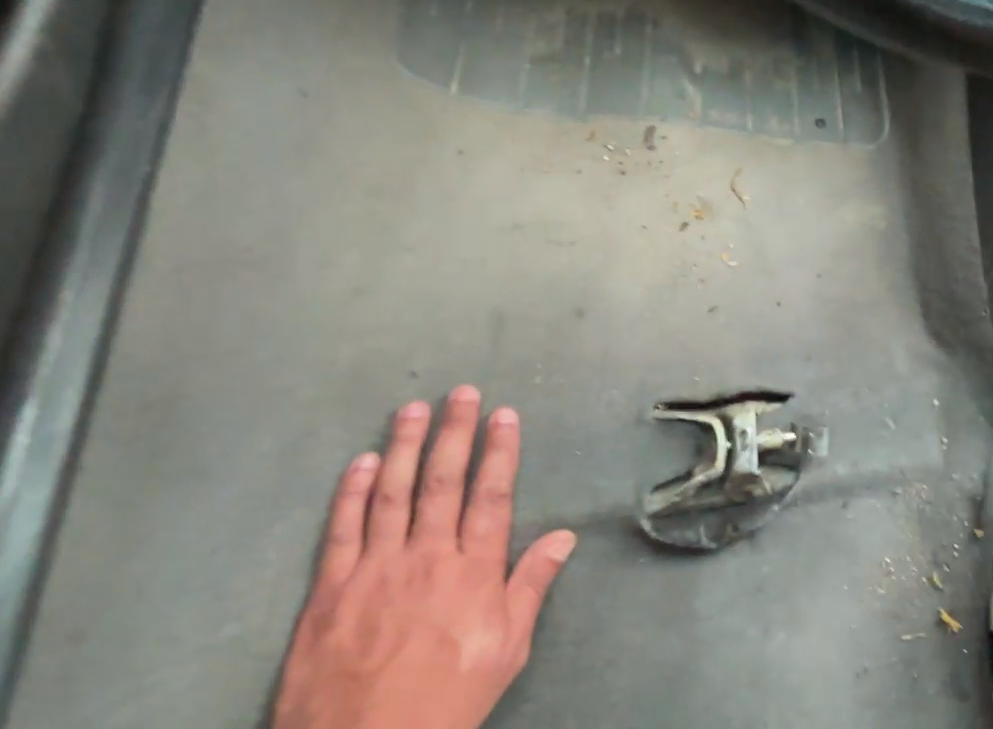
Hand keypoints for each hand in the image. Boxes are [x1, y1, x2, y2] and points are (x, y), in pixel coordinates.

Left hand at [273, 386, 576, 728]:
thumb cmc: (447, 699)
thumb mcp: (507, 650)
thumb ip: (531, 587)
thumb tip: (564, 536)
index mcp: (474, 572)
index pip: (491, 495)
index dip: (500, 452)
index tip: (504, 416)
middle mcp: (427, 558)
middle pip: (443, 482)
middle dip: (454, 433)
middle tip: (460, 393)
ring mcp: (374, 570)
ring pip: (392, 494)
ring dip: (404, 447)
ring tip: (413, 409)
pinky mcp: (329, 591)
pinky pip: (341, 530)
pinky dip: (352, 492)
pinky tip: (362, 462)